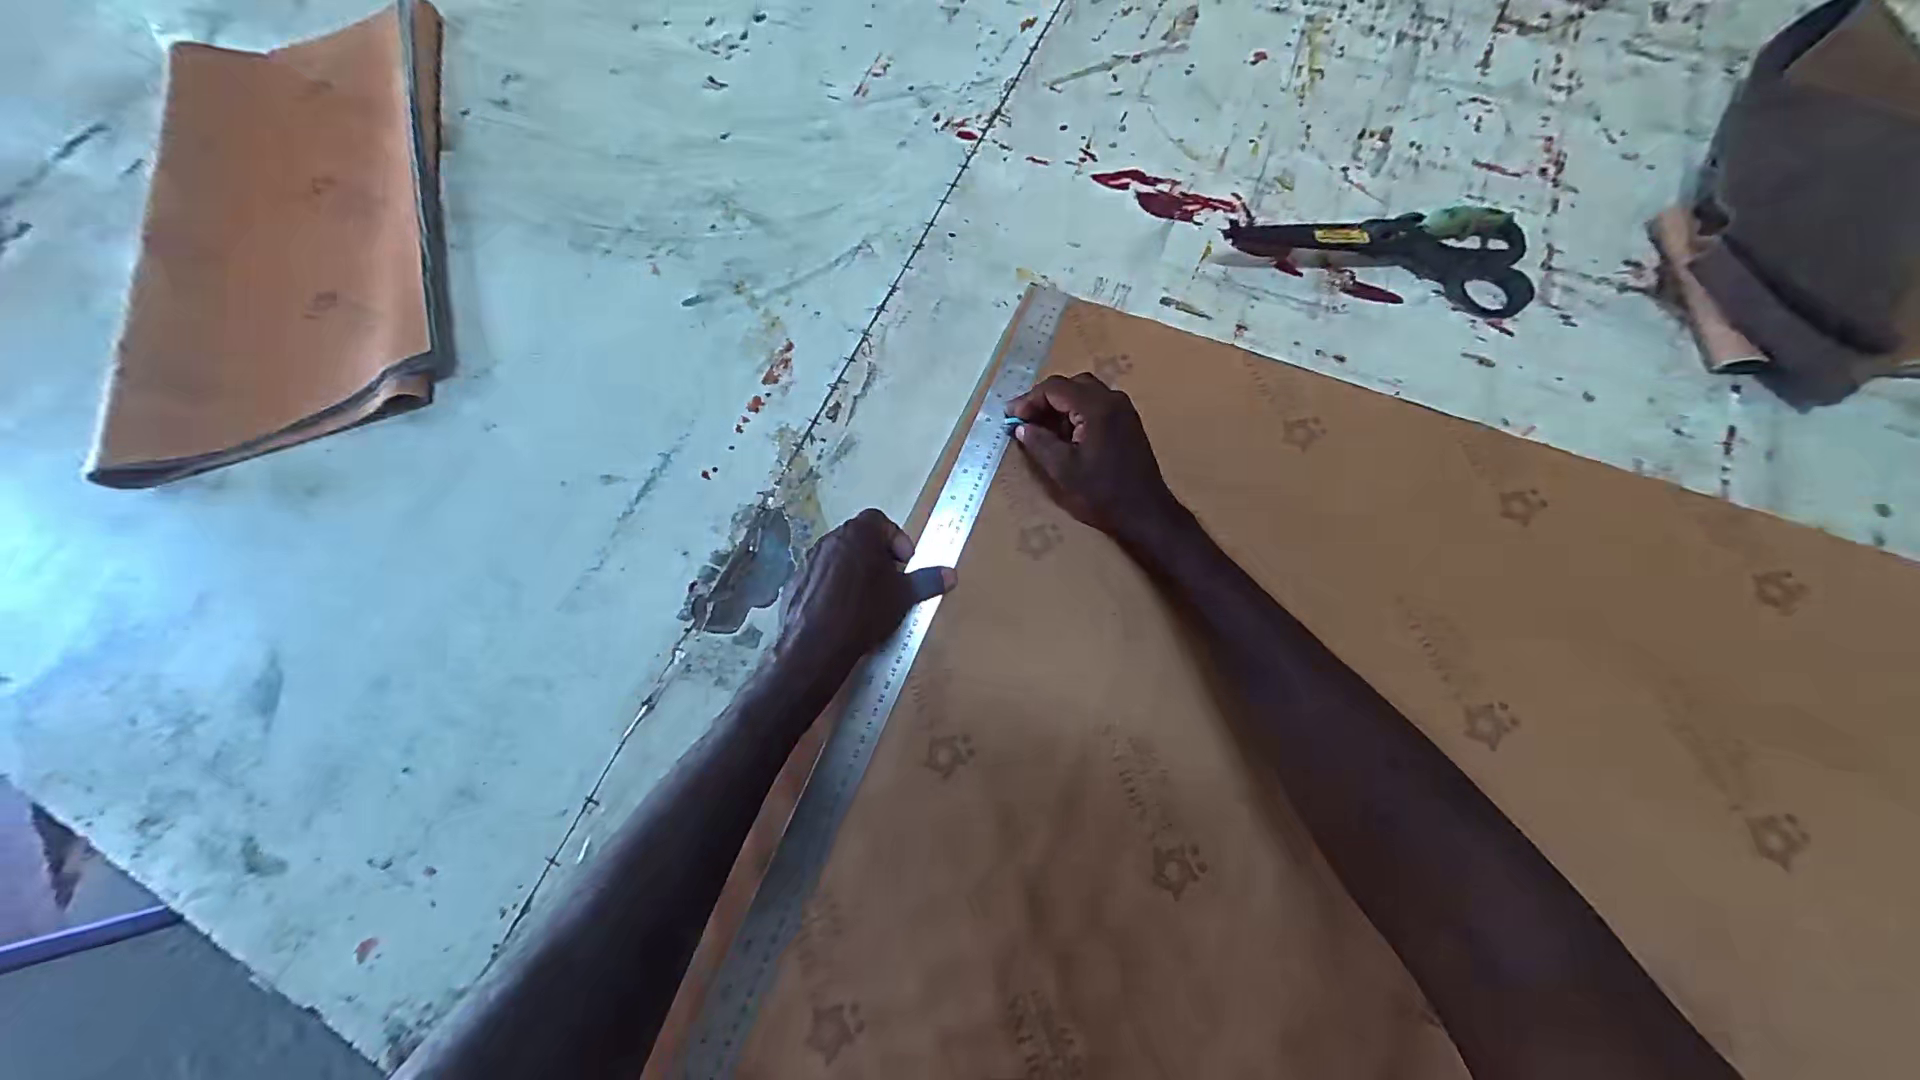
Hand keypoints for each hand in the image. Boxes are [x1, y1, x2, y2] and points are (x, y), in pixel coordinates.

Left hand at [775, 509, 956, 680]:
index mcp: (859, 533)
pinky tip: (844, 610)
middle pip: (860, 537)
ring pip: (840, 556)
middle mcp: (832, 538)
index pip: (881, 521)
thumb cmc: (866, 611)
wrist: (817, 643)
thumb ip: (927, 580)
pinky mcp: (796, 580)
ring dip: (857, 570)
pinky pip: (823, 575)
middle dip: (878, 555)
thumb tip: (951, 574)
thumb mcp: (903, 596)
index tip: (905, 563)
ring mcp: (810, 558)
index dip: (897, 540)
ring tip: (869, 598)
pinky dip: (835, 585)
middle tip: (891, 580)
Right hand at [1007, 373, 1184, 542]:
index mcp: (1096, 408)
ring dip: (1060, 406)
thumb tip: (1022, 427)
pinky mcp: (1127, 423)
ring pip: (1084, 393)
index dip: (1029, 400)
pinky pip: (1097, 405)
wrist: (1145, 511)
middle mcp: (1112, 400)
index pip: (1055, 388)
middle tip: (1024, 420)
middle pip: (1071, 385)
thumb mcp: (1063, 470)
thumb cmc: (1102, 493)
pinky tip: (1065, 435)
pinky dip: (1076, 413)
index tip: (1012, 417)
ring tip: (1041, 428)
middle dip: (1044, 400)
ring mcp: (1123, 410)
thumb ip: (1039, 443)